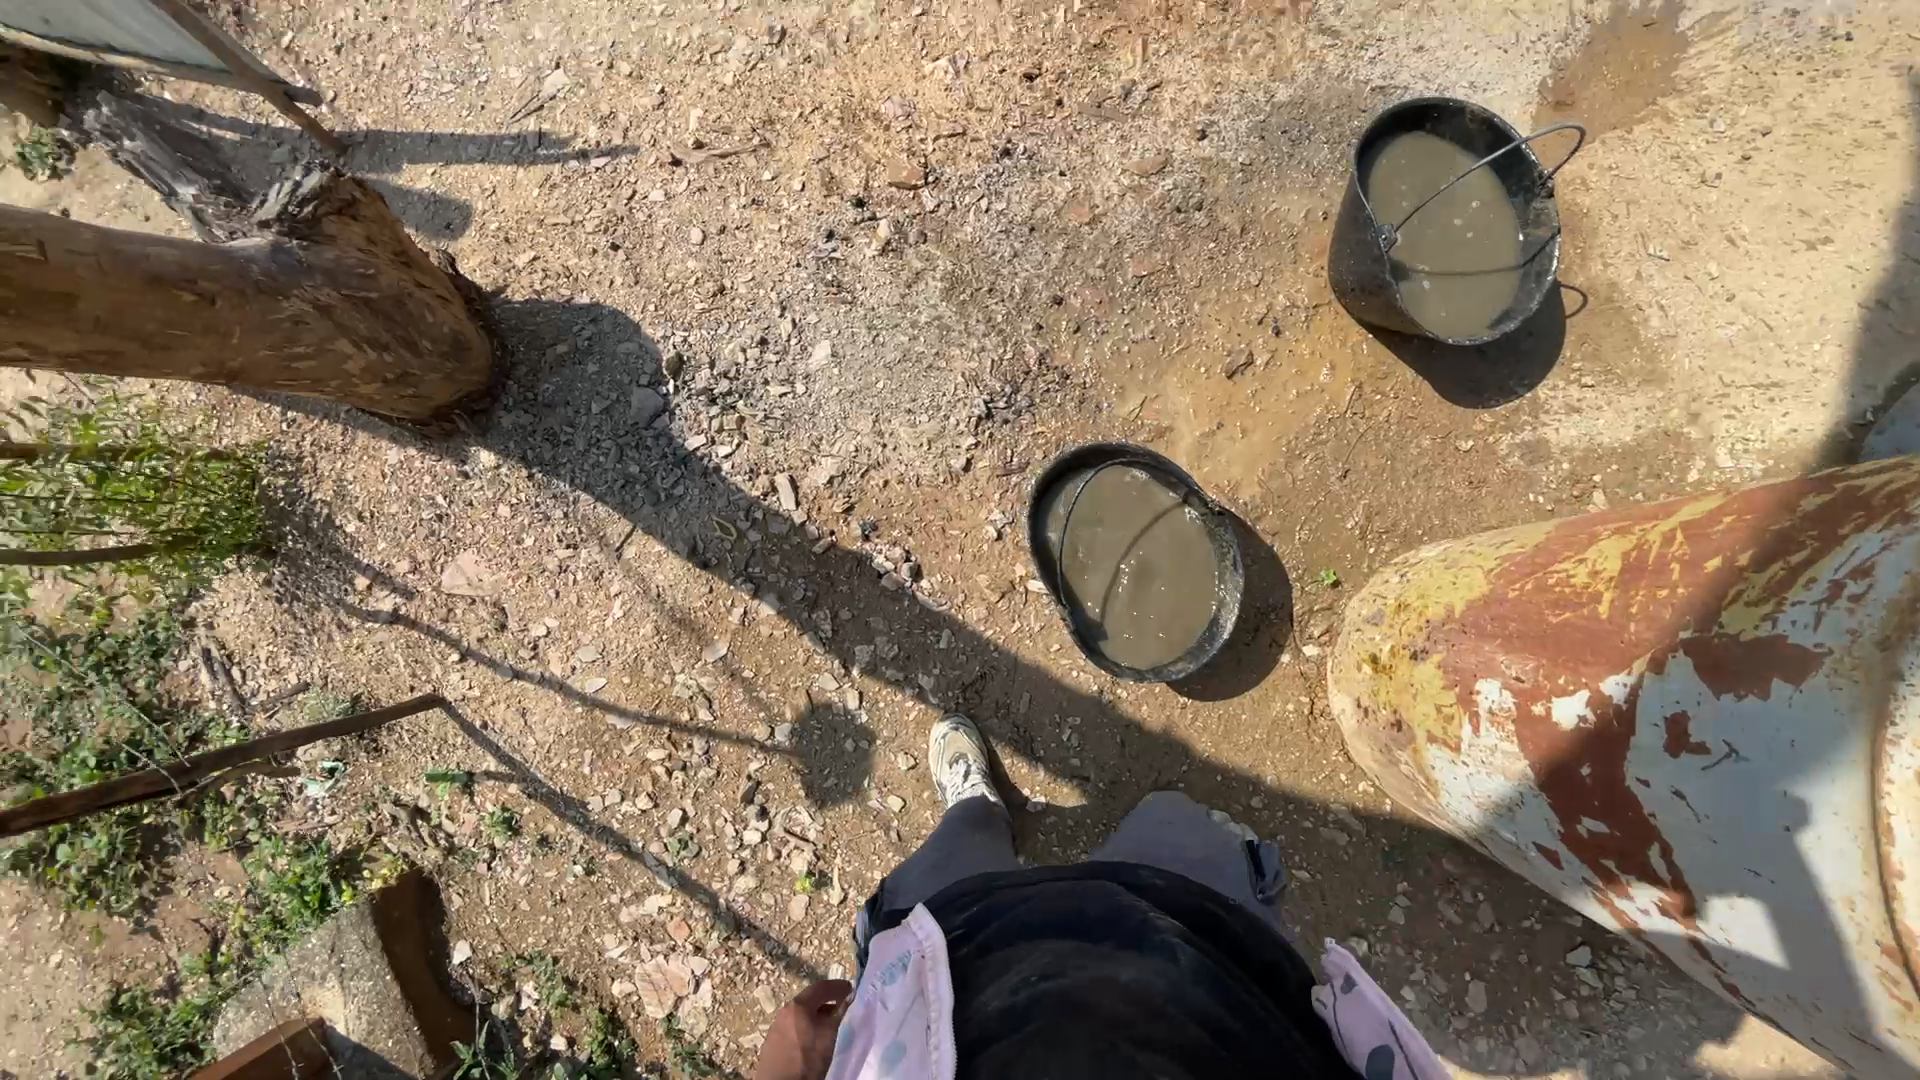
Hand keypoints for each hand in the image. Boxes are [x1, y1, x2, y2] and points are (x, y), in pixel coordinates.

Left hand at [752, 979, 854, 1079]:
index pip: (820, 987)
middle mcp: (783, 1012)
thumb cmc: (808, 1059)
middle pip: (808, 999)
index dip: (837, 986)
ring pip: (799, 1014)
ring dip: (815, 1014)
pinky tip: (811, 1038)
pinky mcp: (771, 1044)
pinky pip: (791, 1027)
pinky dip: (804, 1026)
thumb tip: (845, 999)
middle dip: (826, 999)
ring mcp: (775, 1028)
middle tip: (841, 1003)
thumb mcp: (829, 1035)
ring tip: (828, 1022)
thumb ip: (838, 1013)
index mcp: (797, 1005)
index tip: (849, 989)